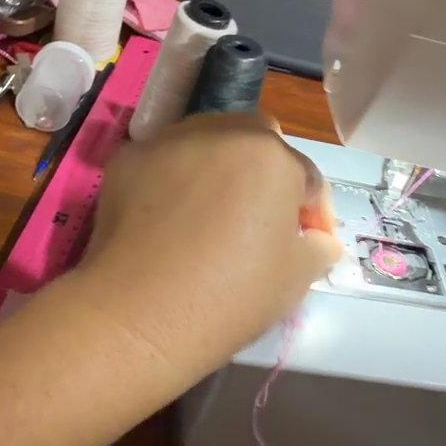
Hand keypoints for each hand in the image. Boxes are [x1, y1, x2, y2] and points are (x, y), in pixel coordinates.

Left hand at [77, 112, 340, 367]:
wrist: (139, 314)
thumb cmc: (231, 294)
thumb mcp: (297, 278)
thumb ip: (318, 247)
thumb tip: (317, 240)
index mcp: (270, 155)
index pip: (308, 178)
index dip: (315, 214)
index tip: (312, 245)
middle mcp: (220, 132)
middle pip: (257, 143)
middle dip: (268, 174)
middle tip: (263, 220)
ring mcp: (168, 141)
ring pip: (208, 144)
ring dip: (220, 170)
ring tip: (213, 215)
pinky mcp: (127, 160)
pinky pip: (165, 163)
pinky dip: (174, 182)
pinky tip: (170, 220)